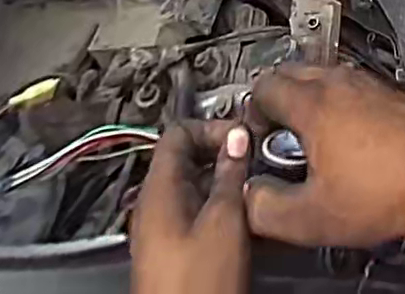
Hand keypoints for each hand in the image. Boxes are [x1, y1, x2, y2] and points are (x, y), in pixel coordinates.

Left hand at [131, 121, 251, 293]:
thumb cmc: (199, 285)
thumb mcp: (225, 220)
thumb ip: (231, 172)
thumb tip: (237, 137)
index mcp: (158, 189)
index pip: (178, 131)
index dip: (211, 126)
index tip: (241, 136)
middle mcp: (152, 205)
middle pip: (184, 157)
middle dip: (220, 153)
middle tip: (251, 159)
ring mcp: (160, 231)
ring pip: (192, 185)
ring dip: (222, 181)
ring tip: (251, 188)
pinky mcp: (171, 253)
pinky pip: (193, 212)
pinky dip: (216, 206)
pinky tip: (241, 219)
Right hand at [244, 65, 404, 247]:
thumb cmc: (391, 190)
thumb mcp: (314, 218)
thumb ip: (268, 209)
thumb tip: (250, 199)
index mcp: (313, 103)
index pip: (263, 87)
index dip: (250, 111)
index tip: (253, 134)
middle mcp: (336, 82)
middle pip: (288, 73)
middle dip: (273, 100)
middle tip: (273, 133)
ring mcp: (362, 83)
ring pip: (318, 75)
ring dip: (303, 99)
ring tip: (307, 138)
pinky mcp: (382, 91)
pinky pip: (344, 85)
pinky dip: (332, 101)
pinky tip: (342, 137)